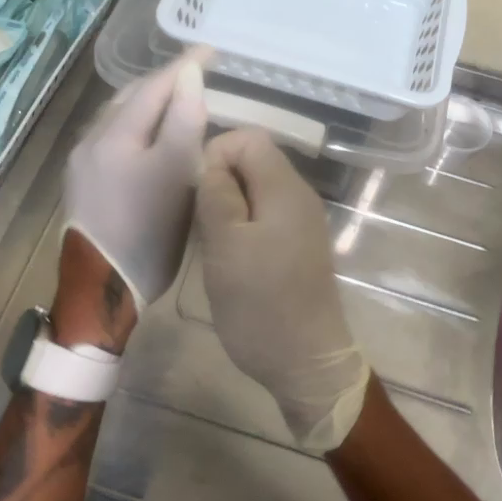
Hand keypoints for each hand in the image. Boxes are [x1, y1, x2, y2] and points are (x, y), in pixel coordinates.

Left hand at [61, 47, 211, 340]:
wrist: (102, 289)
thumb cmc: (147, 231)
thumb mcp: (176, 174)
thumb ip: (185, 120)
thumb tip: (190, 75)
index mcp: (116, 133)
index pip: (154, 85)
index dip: (185, 66)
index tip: (212, 50)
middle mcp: (93, 139)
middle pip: (132, 97)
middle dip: (165, 82)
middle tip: (198, 75)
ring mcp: (83, 162)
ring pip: (120, 116)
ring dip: (150, 103)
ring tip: (179, 100)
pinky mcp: (83, 183)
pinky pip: (114, 137)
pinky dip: (138, 125)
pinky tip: (151, 136)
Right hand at [195, 129, 369, 453]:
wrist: (305, 362)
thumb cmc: (260, 302)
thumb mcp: (225, 244)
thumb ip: (217, 193)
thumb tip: (212, 164)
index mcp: (285, 188)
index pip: (249, 138)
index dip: (215, 152)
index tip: (195, 191)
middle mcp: (299, 196)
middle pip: (254, 161)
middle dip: (220, 180)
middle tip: (198, 218)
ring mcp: (301, 222)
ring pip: (256, 190)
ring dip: (228, 205)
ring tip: (209, 239)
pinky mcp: (297, 246)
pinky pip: (265, 215)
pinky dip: (241, 225)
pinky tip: (227, 255)